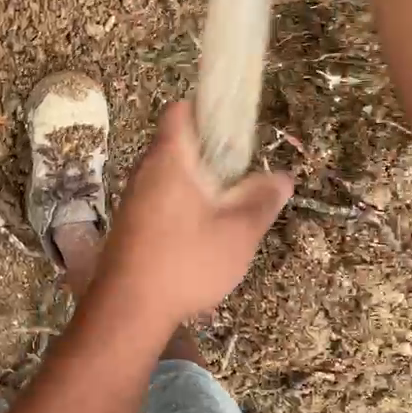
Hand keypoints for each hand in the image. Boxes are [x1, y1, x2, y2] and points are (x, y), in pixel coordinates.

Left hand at [92, 101, 292, 330]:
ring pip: (170, 171)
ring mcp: (134, 193)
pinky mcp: (131, 218)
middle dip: (211, 151)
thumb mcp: (237, 233)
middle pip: (177, 141)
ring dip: (199, 179)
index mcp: (168, 158)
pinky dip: (185, 198)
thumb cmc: (186, 261)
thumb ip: (261, 200)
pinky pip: (161, 193)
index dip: (206, 109)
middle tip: (244, 171)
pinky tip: (206, 227)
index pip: (179, 111)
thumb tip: (282, 177)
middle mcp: (145, 168)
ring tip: (231, 202)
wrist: (129, 303)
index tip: (236, 125)